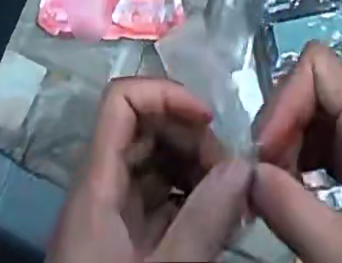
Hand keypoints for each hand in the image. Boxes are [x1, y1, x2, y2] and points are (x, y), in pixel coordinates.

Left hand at [48, 78, 251, 262]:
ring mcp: (111, 219)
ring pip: (153, 164)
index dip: (165, 96)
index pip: (122, 102)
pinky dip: (190, 200)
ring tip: (234, 197)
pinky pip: (158, 201)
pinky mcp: (124, 246)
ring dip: (195, 168)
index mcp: (96, 185)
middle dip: (190, 138)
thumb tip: (245, 164)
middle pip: (143, 130)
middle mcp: (100, 191)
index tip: (210, 121)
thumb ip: (204, 220)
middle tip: (232, 172)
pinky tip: (221, 220)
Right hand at [250, 43, 341, 262]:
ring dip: (289, 152)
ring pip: (319, 126)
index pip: (318, 67)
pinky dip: (304, 173)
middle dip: (282, 127)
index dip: (284, 99)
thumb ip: (289, 208)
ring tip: (275, 196)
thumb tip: (244, 172)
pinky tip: (296, 206)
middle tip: (264, 181)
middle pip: (315, 93)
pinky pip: (330, 158)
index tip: (265, 153)